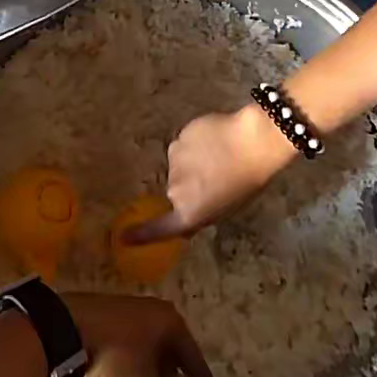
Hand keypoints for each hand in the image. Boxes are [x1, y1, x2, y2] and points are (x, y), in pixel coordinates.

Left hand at [65, 293, 215, 376]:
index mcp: (170, 321)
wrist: (68, 327)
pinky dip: (136, 357)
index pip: (192, 353)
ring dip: (153, 365)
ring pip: (150, 341)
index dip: (200, 374)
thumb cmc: (116, 356)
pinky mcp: (110, 314)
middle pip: (171, 345)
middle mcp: (154, 309)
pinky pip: (133, 338)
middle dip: (174, 370)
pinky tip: (129, 375)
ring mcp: (131, 308)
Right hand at [122, 107, 295, 241]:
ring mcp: (174, 162)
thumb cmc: (247, 181)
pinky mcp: (178, 138)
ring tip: (217, 154)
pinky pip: (184, 144)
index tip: (123, 237)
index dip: (141, 234)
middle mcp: (176, 190)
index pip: (160, 227)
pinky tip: (213, 139)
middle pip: (175, 188)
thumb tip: (185, 214)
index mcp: (189, 212)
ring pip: (179, 163)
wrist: (253, 142)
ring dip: (191, 161)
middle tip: (215, 176)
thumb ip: (201, 212)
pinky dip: (195, 143)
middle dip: (189, 184)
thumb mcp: (226, 206)